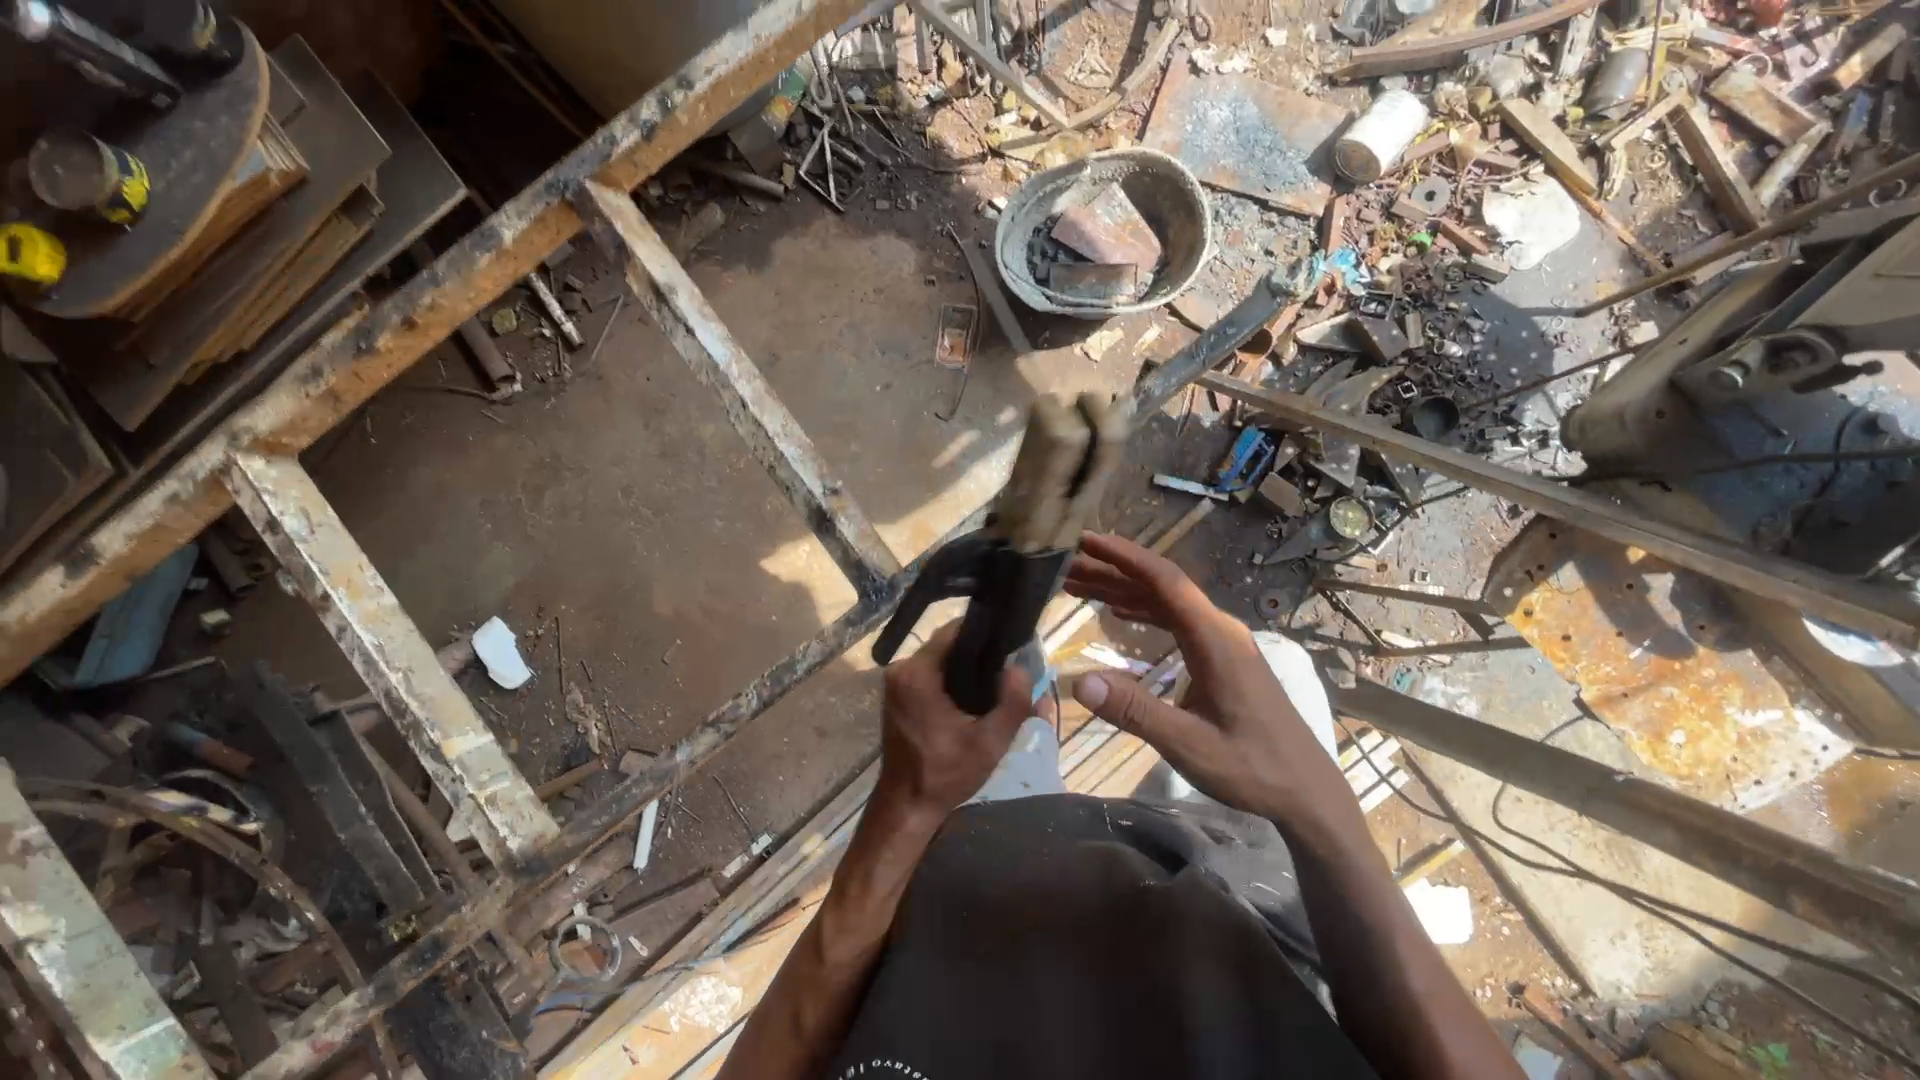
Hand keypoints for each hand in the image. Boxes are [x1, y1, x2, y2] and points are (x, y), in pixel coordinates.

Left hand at [873, 622, 1032, 824]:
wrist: (907, 805)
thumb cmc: (946, 775)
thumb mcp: (991, 742)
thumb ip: (1013, 702)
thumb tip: (1021, 667)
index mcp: (917, 673)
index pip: (955, 631)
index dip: (986, 633)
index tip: (1012, 643)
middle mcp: (901, 670)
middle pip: (946, 644)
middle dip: (978, 653)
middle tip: (1009, 668)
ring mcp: (895, 682)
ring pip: (938, 659)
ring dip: (964, 668)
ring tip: (995, 682)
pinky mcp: (896, 695)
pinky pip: (928, 674)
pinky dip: (949, 680)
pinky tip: (971, 697)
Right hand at [1064, 533, 1347, 821]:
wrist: (1306, 791)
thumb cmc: (1251, 768)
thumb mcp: (1188, 744)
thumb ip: (1135, 711)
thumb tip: (1080, 681)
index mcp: (1215, 639)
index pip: (1164, 581)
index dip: (1123, 557)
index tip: (1085, 540)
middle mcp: (1221, 630)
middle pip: (1161, 587)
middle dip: (1113, 573)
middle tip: (1067, 568)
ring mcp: (1225, 643)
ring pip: (1169, 603)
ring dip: (1125, 592)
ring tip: (1081, 587)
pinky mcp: (1225, 659)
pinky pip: (1178, 622)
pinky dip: (1145, 612)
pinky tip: (1121, 614)